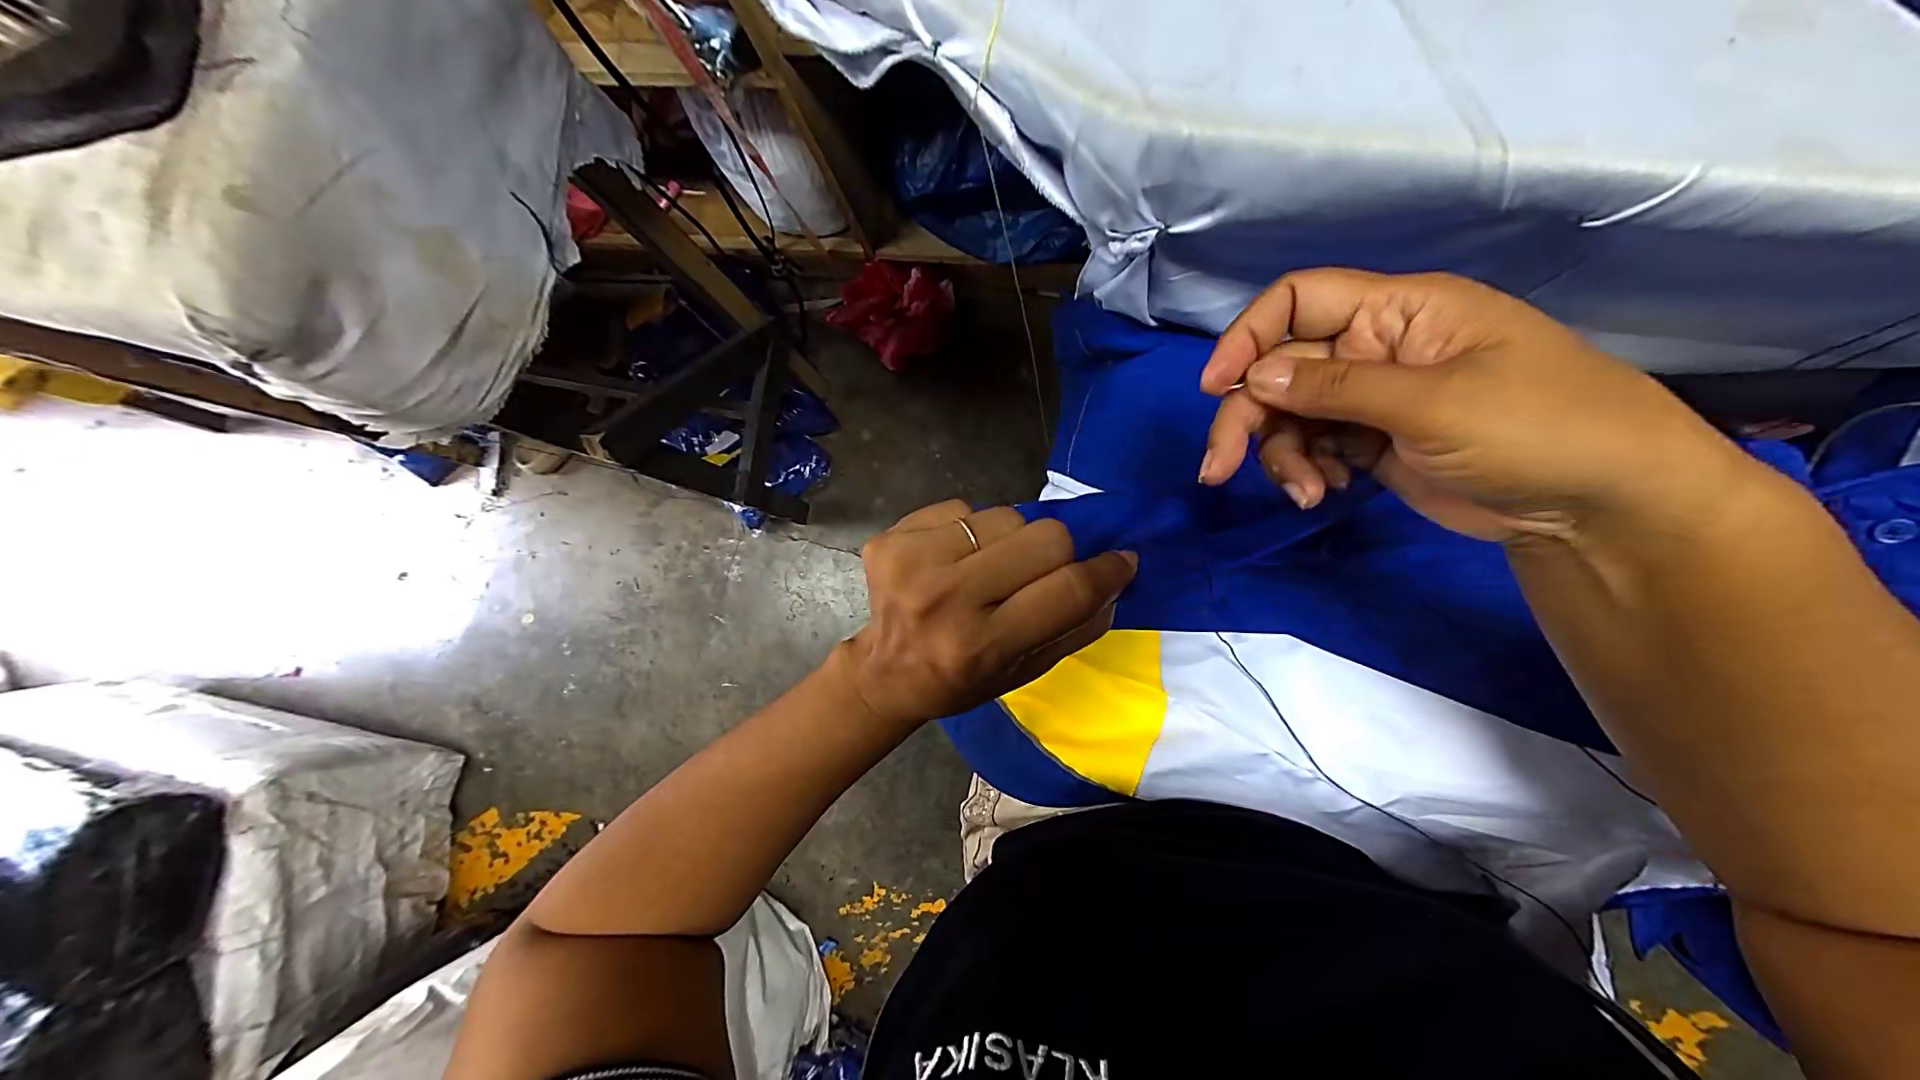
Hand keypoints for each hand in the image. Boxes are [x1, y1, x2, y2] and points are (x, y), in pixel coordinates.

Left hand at [837, 500, 1136, 725]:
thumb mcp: (1025, 671)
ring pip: (1005, 515)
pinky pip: (962, 509)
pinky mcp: (890, 539)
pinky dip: (970, 530)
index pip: (1066, 589)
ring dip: (1011, 539)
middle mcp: (944, 598)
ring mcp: (911, 562)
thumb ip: (1075, 626)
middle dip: (1058, 552)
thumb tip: (1115, 575)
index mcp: (980, 644)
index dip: (1106, 571)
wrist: (884, 673)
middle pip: (1044, 537)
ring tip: (988, 568)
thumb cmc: (961, 681)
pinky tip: (952, 560)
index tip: (1120, 562)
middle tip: (1042, 572)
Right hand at [1198, 269, 1754, 542]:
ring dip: (1278, 455)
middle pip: (1279, 370)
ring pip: (1288, 416)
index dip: (1248, 336)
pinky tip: (1326, 492)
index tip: (1216, 385)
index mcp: (1397, 312)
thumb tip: (1254, 377)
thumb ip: (1335, 388)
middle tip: (1218, 469)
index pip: (1300, 301)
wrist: (1598, 505)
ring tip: (1306, 492)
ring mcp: (1371, 400)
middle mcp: (1374, 349)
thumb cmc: (1538, 427)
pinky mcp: (1371, 443)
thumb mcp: (1431, 403)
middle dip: (1245, 418)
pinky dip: (1306, 471)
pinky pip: (1312, 449)